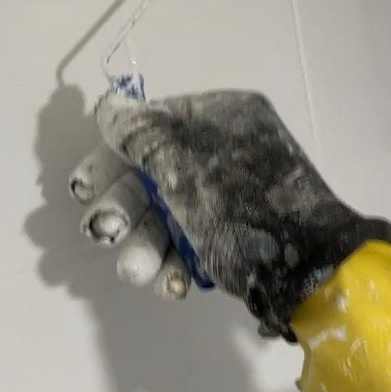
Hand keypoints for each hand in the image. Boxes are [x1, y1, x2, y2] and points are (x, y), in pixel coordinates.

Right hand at [71, 89, 390, 339]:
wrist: (307, 270)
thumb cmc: (241, 205)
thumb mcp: (185, 161)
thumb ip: (140, 133)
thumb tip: (107, 109)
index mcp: (216, 122)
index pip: (146, 128)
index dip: (109, 158)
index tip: (83, 187)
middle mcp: (216, 157)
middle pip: (144, 179)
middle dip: (120, 212)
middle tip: (104, 232)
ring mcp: (219, 202)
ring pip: (158, 222)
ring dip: (141, 248)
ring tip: (139, 272)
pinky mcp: (223, 243)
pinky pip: (181, 249)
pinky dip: (171, 267)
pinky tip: (174, 282)